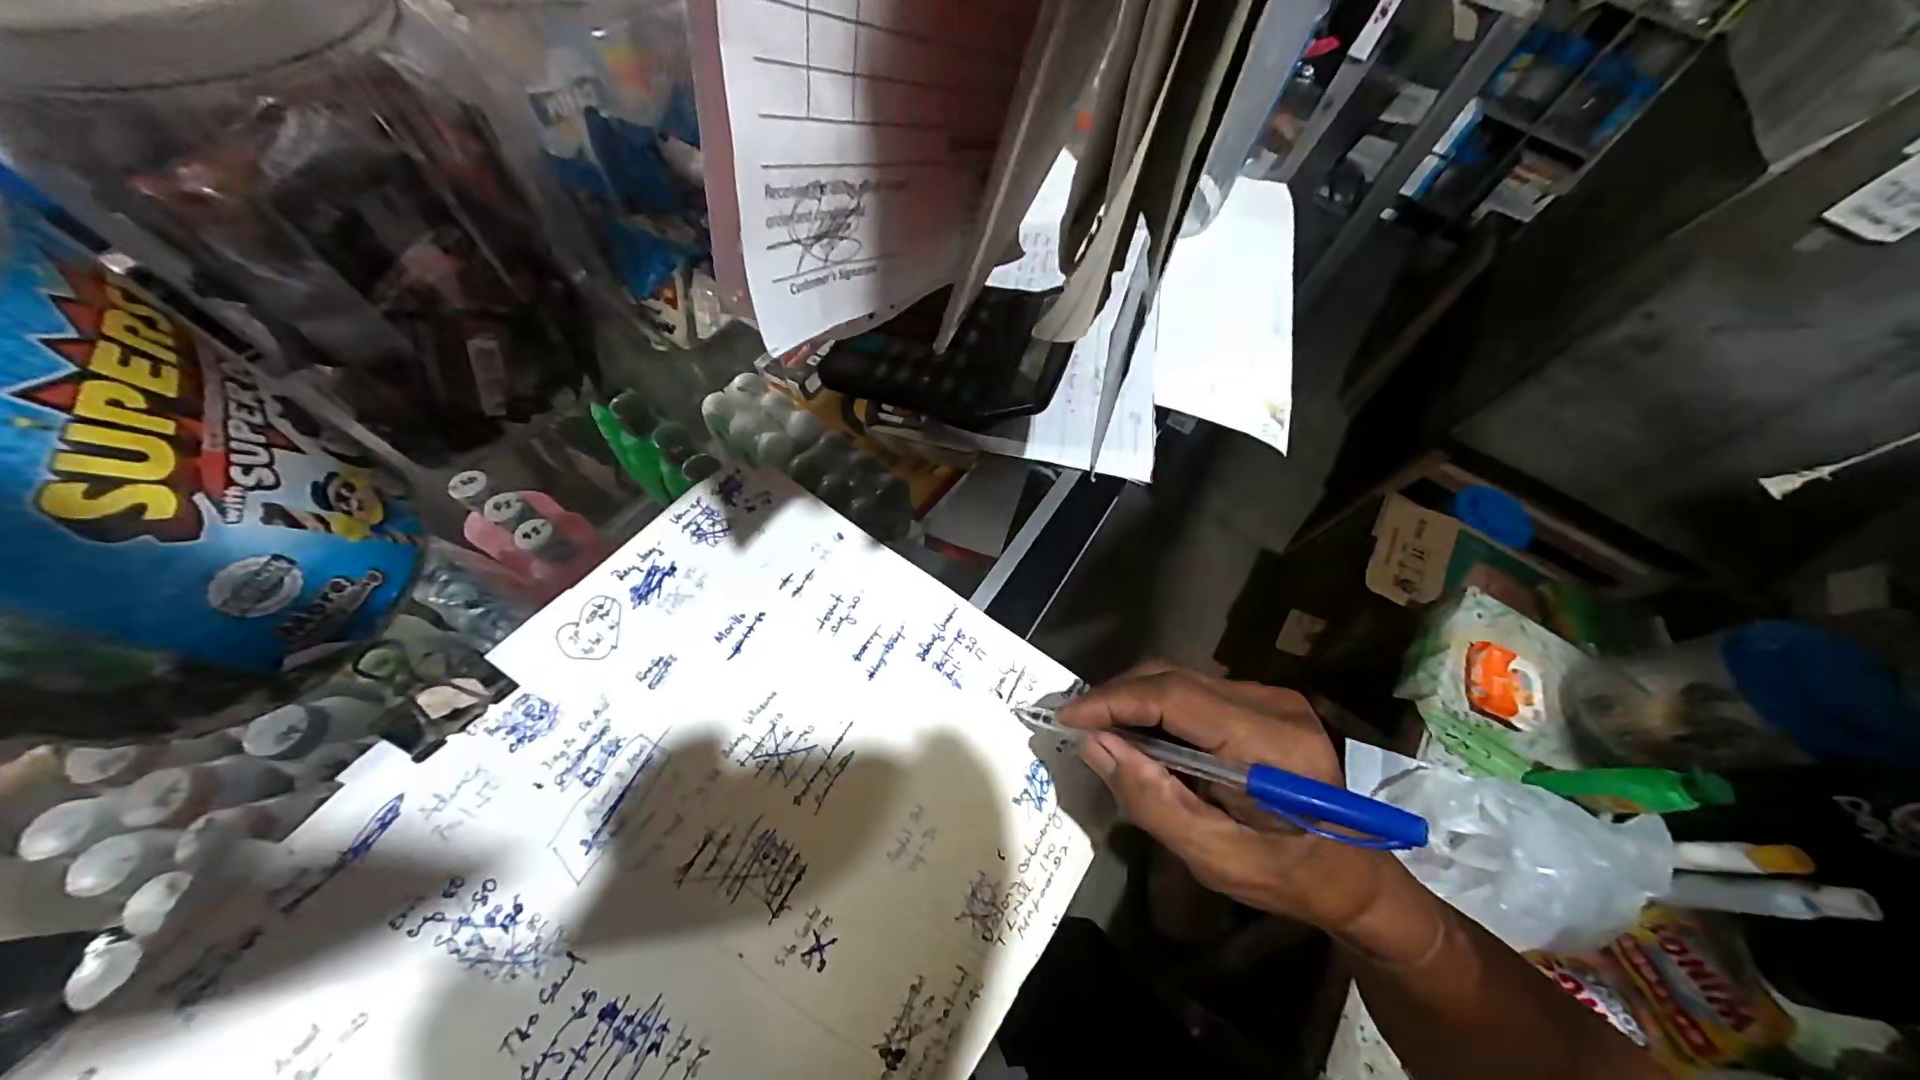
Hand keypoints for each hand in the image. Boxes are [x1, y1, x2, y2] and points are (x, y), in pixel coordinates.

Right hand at [1057, 662, 1397, 931]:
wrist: (1355, 875)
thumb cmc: (1287, 877)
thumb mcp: (1213, 857)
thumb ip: (1152, 799)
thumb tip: (1095, 745)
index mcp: (1270, 745)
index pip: (1174, 697)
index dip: (1114, 701)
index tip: (1068, 717)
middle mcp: (1274, 704)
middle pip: (1173, 676)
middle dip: (1117, 696)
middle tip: (1078, 724)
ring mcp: (1274, 696)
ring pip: (1181, 677)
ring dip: (1136, 699)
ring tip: (1102, 729)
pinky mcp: (1267, 700)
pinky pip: (1196, 689)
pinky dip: (1159, 705)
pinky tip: (1143, 733)